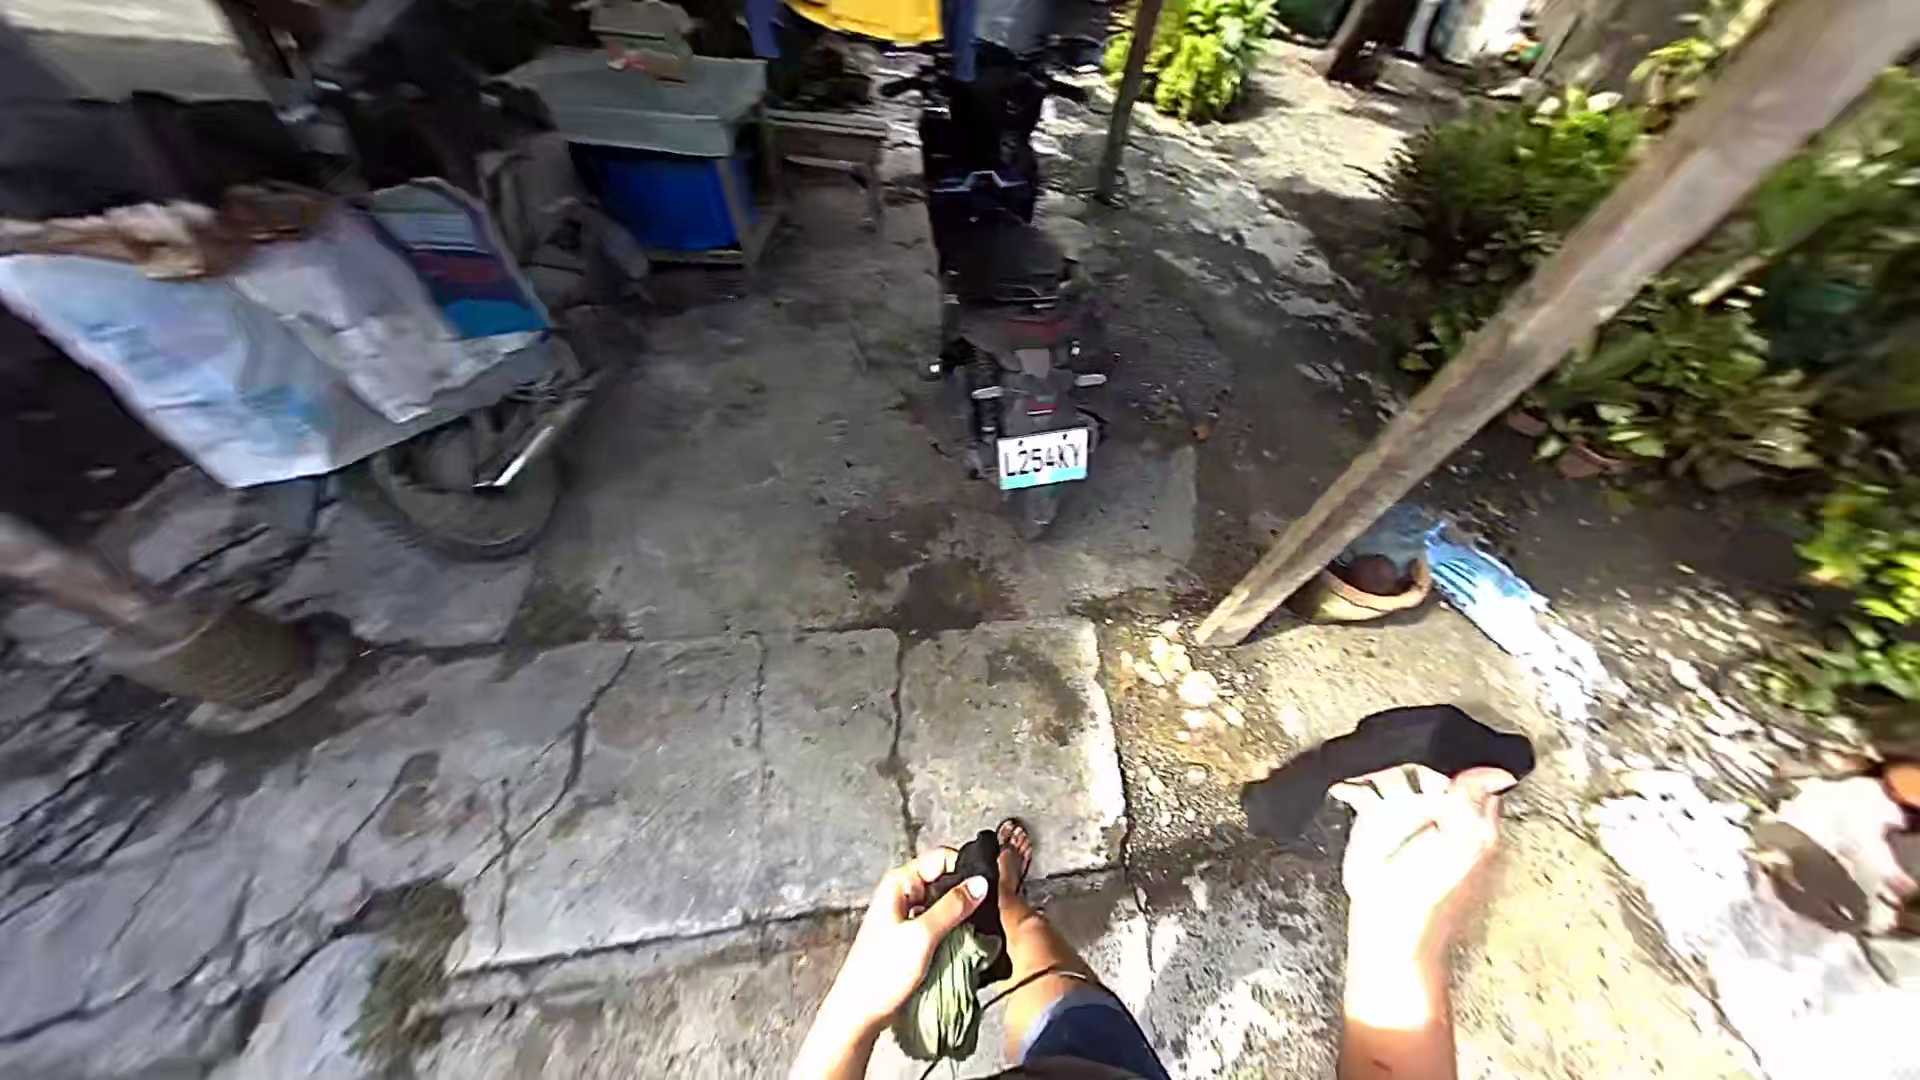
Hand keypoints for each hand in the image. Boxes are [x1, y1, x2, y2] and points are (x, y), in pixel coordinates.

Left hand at [818, 848, 989, 1035]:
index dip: (964, 868)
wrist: (856, 1016)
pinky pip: (936, 921)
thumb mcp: (922, 936)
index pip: (941, 858)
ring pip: (940, 901)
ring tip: (979, 927)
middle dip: (964, 892)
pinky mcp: (908, 934)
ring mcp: (904, 913)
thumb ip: (952, 907)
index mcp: (900, 881)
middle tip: (986, 910)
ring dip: (958, 912)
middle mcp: (902, 890)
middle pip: (942, 878)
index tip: (986, 887)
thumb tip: (981, 882)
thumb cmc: (882, 973)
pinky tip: (963, 941)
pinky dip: (950, 927)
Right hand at [1331, 765, 1512, 958]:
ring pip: (1390, 774)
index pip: (1463, 775)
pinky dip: (1351, 785)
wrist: (1390, 921)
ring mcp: (1403, 813)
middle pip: (1422, 768)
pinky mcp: (1373, 818)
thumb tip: (1500, 772)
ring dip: (1375, 774)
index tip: (1429, 767)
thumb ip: (1474, 806)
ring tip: (1366, 785)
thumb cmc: (1433, 893)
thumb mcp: (1465, 847)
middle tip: (1396, 782)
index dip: (1448, 764)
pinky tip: (1344, 789)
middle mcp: (1436, 811)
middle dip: (1406, 767)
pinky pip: (1362, 790)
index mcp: (1469, 819)